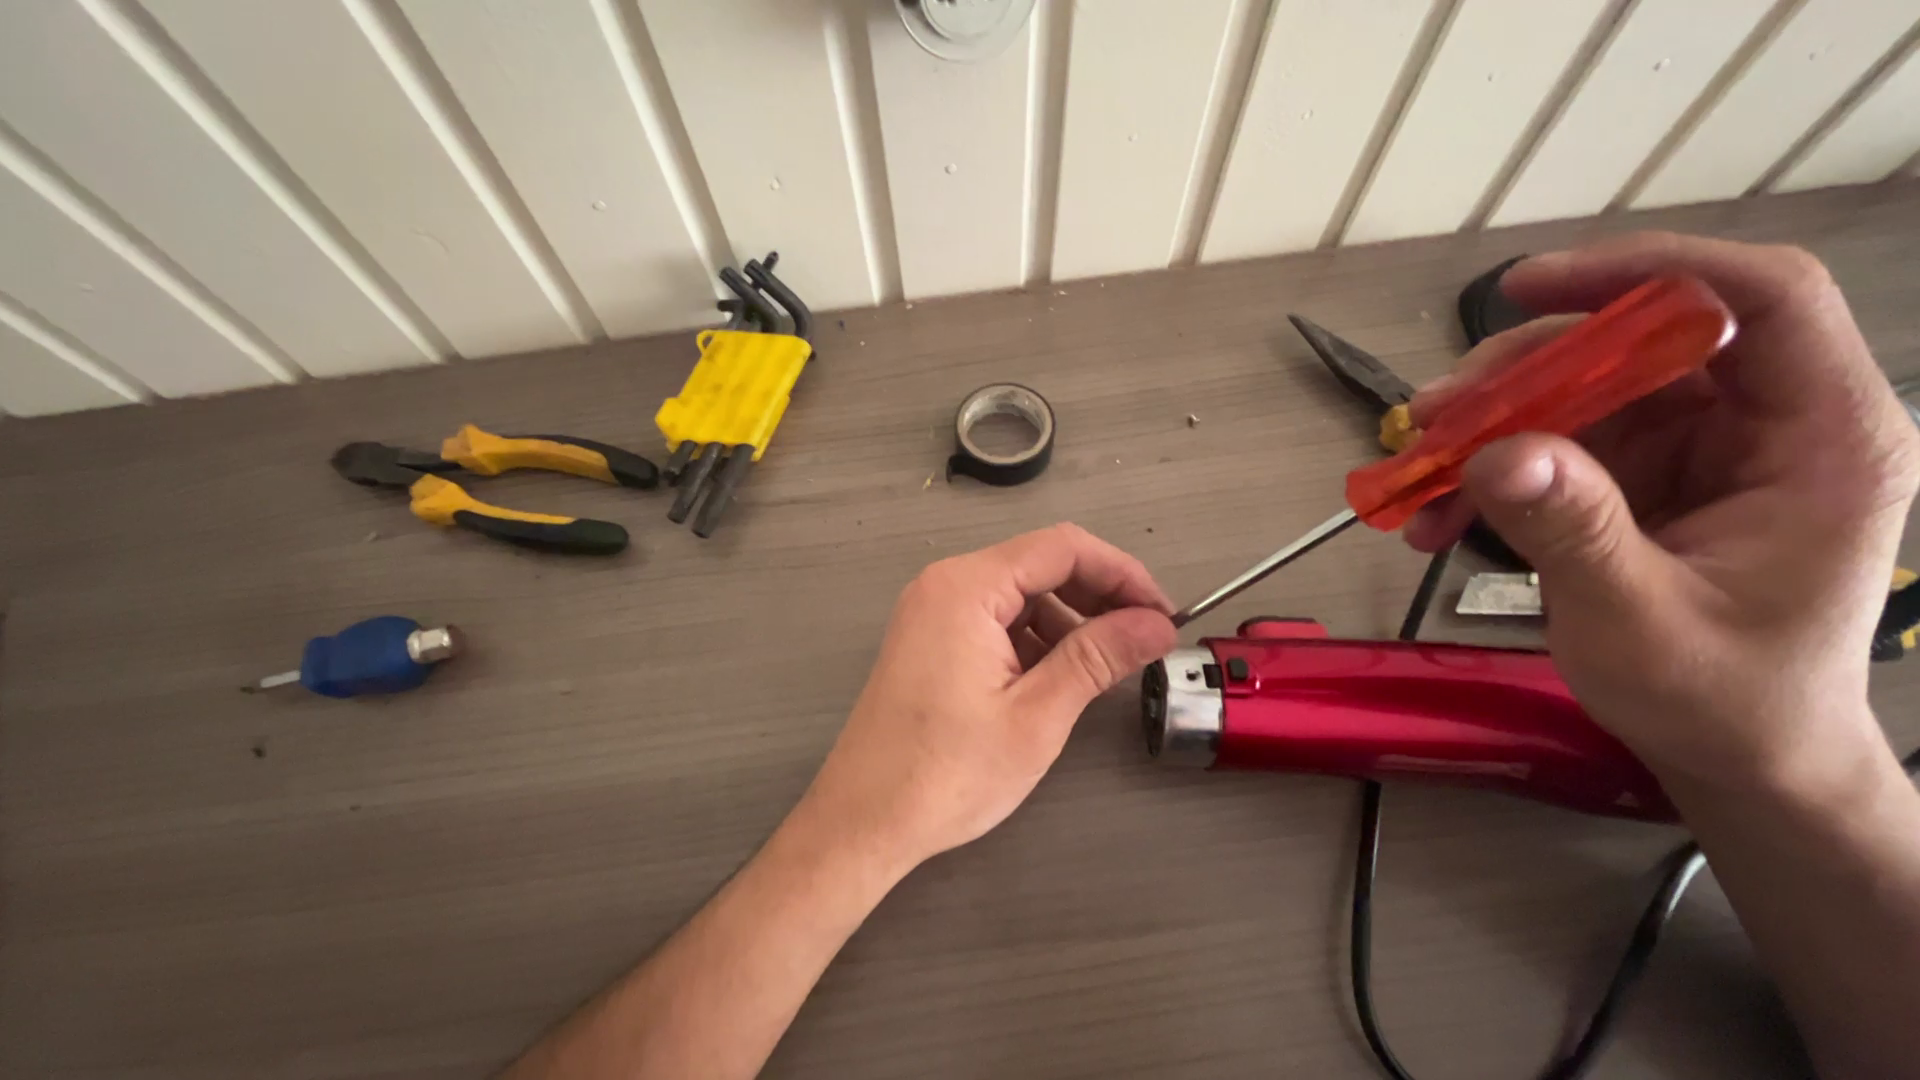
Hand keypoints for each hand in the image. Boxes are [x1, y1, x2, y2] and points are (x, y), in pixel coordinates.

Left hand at [797, 524, 1175, 870]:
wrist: (862, 822)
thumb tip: (1156, 624)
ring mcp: (933, 612)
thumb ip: (1098, 658)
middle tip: (1146, 642)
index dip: (1123, 572)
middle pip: (1041, 565)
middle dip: (1100, 596)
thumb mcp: (1037, 715)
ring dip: (1071, 621)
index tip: (1164, 613)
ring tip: (1109, 667)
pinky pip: (997, 620)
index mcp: (966, 588)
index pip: (1062, 548)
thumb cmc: (947, 773)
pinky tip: (1063, 676)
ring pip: (1021, 594)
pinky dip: (1037, 640)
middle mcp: (946, 585)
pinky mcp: (931, 640)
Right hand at [1407, 232, 1919, 798]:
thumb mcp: (1640, 623)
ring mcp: (1688, 450)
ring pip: (1575, 391)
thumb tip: (1497, 453)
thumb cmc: (1720, 697)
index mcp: (1817, 440)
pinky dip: (1485, 473)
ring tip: (1418, 477)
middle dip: (1520, 372)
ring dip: (1485, 427)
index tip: (1528, 286)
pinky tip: (1438, 517)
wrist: (1732, 755)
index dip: (1648, 271)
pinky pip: (1547, 444)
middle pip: (1633, 344)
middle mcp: (1754, 425)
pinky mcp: (1633, 478)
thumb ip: (1576, 533)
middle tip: (1432, 416)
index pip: (1760, 301)